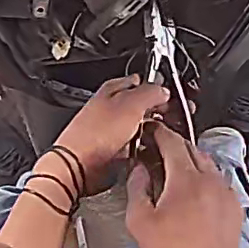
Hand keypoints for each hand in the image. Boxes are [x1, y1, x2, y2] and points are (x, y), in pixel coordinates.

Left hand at [54, 75, 169, 177]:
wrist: (79, 165)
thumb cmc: (95, 133)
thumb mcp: (131, 104)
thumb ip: (150, 93)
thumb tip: (163, 90)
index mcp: (112, 90)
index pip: (141, 82)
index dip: (158, 89)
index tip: (169, 99)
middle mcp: (109, 108)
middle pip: (140, 106)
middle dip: (156, 113)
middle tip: (166, 119)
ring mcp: (110, 130)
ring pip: (138, 127)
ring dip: (149, 132)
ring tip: (155, 137)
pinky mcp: (111, 150)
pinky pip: (133, 146)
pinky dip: (140, 148)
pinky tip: (142, 151)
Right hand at [126, 124, 248, 247]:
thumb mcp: (140, 222)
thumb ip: (137, 189)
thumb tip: (139, 172)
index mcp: (186, 179)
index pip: (173, 142)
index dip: (159, 133)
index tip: (152, 131)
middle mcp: (210, 180)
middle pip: (192, 149)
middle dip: (174, 145)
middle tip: (159, 150)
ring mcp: (226, 193)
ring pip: (207, 165)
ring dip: (190, 162)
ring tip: (174, 172)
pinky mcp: (234, 207)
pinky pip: (218, 183)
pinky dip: (204, 180)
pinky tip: (192, 194)